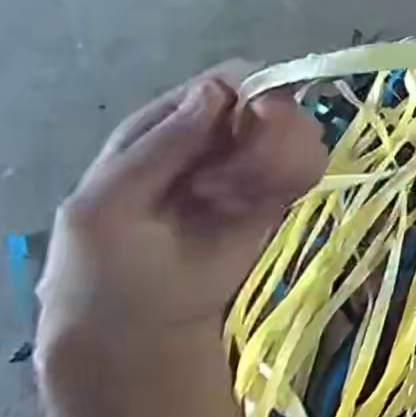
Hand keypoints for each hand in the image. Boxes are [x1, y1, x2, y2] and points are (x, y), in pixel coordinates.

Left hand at [37, 65, 326, 359]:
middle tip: (237, 184)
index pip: (224, 82)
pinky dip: (300, 178)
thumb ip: (158, 146)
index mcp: (165, 126)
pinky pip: (309, 165)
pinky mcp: (279, 194)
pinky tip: (273, 207)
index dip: (249, 94)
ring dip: (280, 164)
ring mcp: (250, 165)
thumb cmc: (106, 271)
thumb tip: (219, 87)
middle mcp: (214, 138)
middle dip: (266, 138)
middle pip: (271, 102)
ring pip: (298, 132)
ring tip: (245, 204)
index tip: (260, 119)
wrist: (144, 334)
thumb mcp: (107, 205)